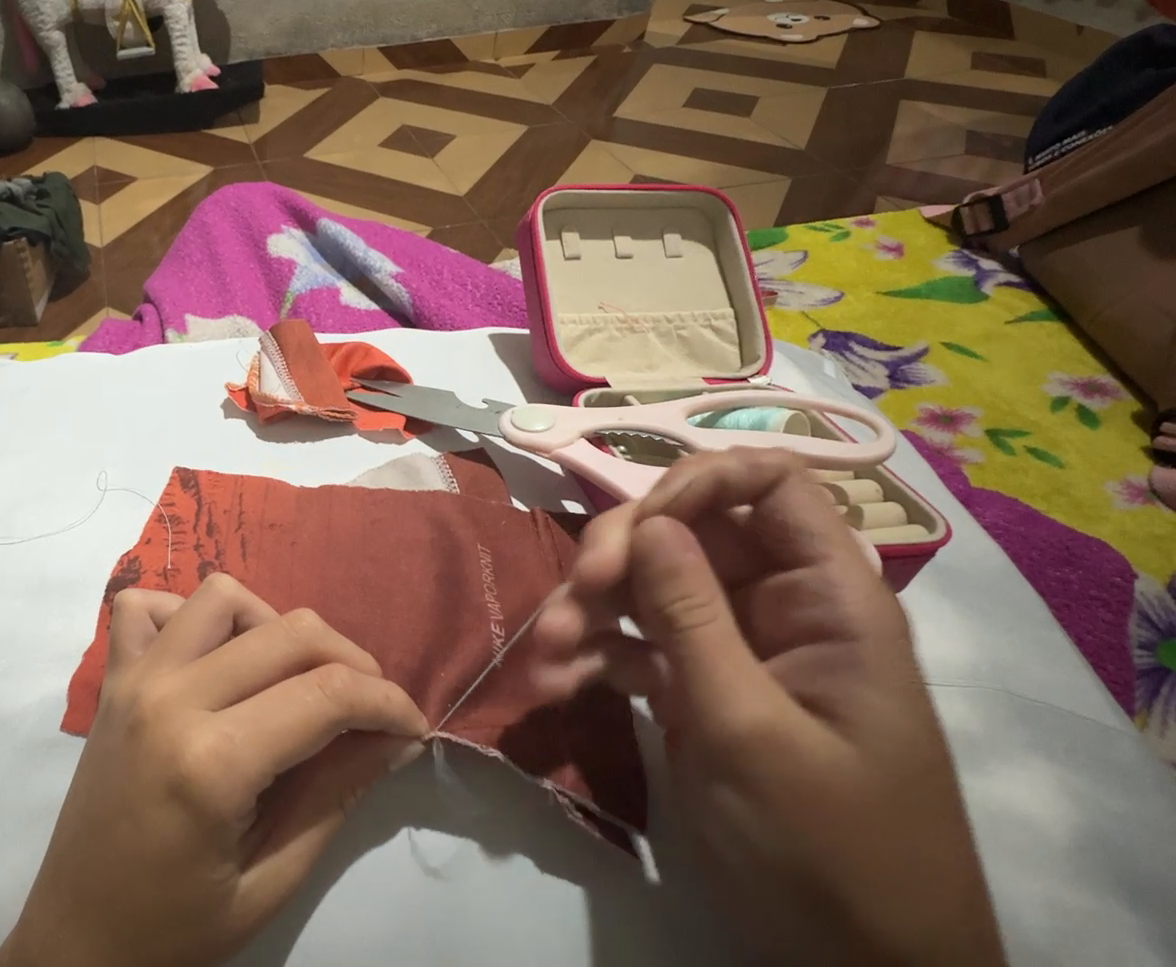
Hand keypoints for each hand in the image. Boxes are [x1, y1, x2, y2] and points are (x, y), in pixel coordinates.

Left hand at [0, 574, 427, 966]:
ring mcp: (134, 679)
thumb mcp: (271, 882)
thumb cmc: (174, 925)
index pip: (326, 694)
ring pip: (223, 597)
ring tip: (291, 679)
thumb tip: (395, 737)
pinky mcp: (111, 679)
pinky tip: (214, 658)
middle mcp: (171, 698)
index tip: (412, 728)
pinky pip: (146, 606)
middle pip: (289, 632)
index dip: (387, 703)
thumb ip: (334, 796)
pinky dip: (189, 615)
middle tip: (369, 710)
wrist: (76, 936)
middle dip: (352, 661)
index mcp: (212, 762)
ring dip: (274, 626)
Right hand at [527, 449, 1002, 965]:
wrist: (852, 962)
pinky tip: (558, 687)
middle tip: (575, 595)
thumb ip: (693, 616)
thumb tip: (647, 521)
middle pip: (687, 530)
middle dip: (619, 554)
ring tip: (548, 658)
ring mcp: (728, 648)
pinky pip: (633, 643)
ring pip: (645, 586)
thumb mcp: (750, 727)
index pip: (771, 486)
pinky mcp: (693, 688)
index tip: (637, 527)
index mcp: (826, 599)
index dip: (701, 482)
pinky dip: (591, 657)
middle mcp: (776, 606)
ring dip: (588, 610)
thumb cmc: (827, 844)